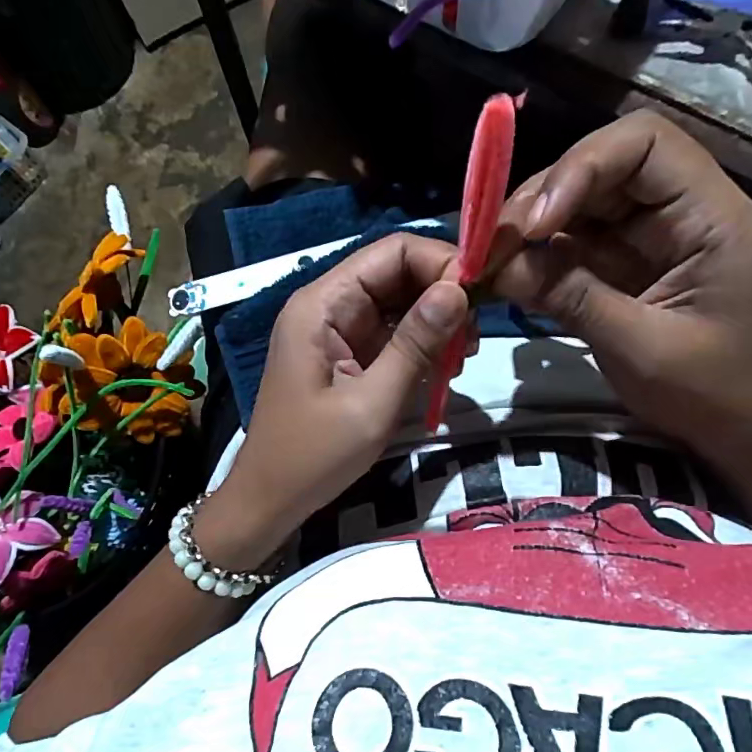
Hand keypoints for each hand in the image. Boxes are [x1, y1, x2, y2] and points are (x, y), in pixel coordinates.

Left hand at [215, 233, 468, 554]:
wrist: (271, 499)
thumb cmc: (314, 455)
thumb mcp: (372, 402)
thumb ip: (416, 344)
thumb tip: (458, 290)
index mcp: (323, 304)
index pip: (392, 251)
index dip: (440, 262)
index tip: (480, 297)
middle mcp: (330, 306)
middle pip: (398, 274)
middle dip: (443, 296)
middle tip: (474, 338)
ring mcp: (338, 332)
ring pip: (400, 304)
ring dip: (437, 324)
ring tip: (462, 358)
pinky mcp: (348, 356)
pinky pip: (392, 335)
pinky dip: (422, 346)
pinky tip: (445, 370)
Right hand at [493, 111, 751, 460]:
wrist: (733, 430)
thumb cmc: (706, 392)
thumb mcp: (639, 348)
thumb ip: (572, 299)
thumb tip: (500, 266)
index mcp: (710, 216)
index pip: (645, 144)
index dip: (583, 165)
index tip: (535, 221)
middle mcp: (680, 210)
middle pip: (604, 166)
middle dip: (545, 196)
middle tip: (494, 242)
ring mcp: (649, 236)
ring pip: (582, 201)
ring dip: (532, 224)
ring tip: (492, 258)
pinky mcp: (624, 264)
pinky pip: (574, 241)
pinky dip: (538, 254)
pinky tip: (508, 273)